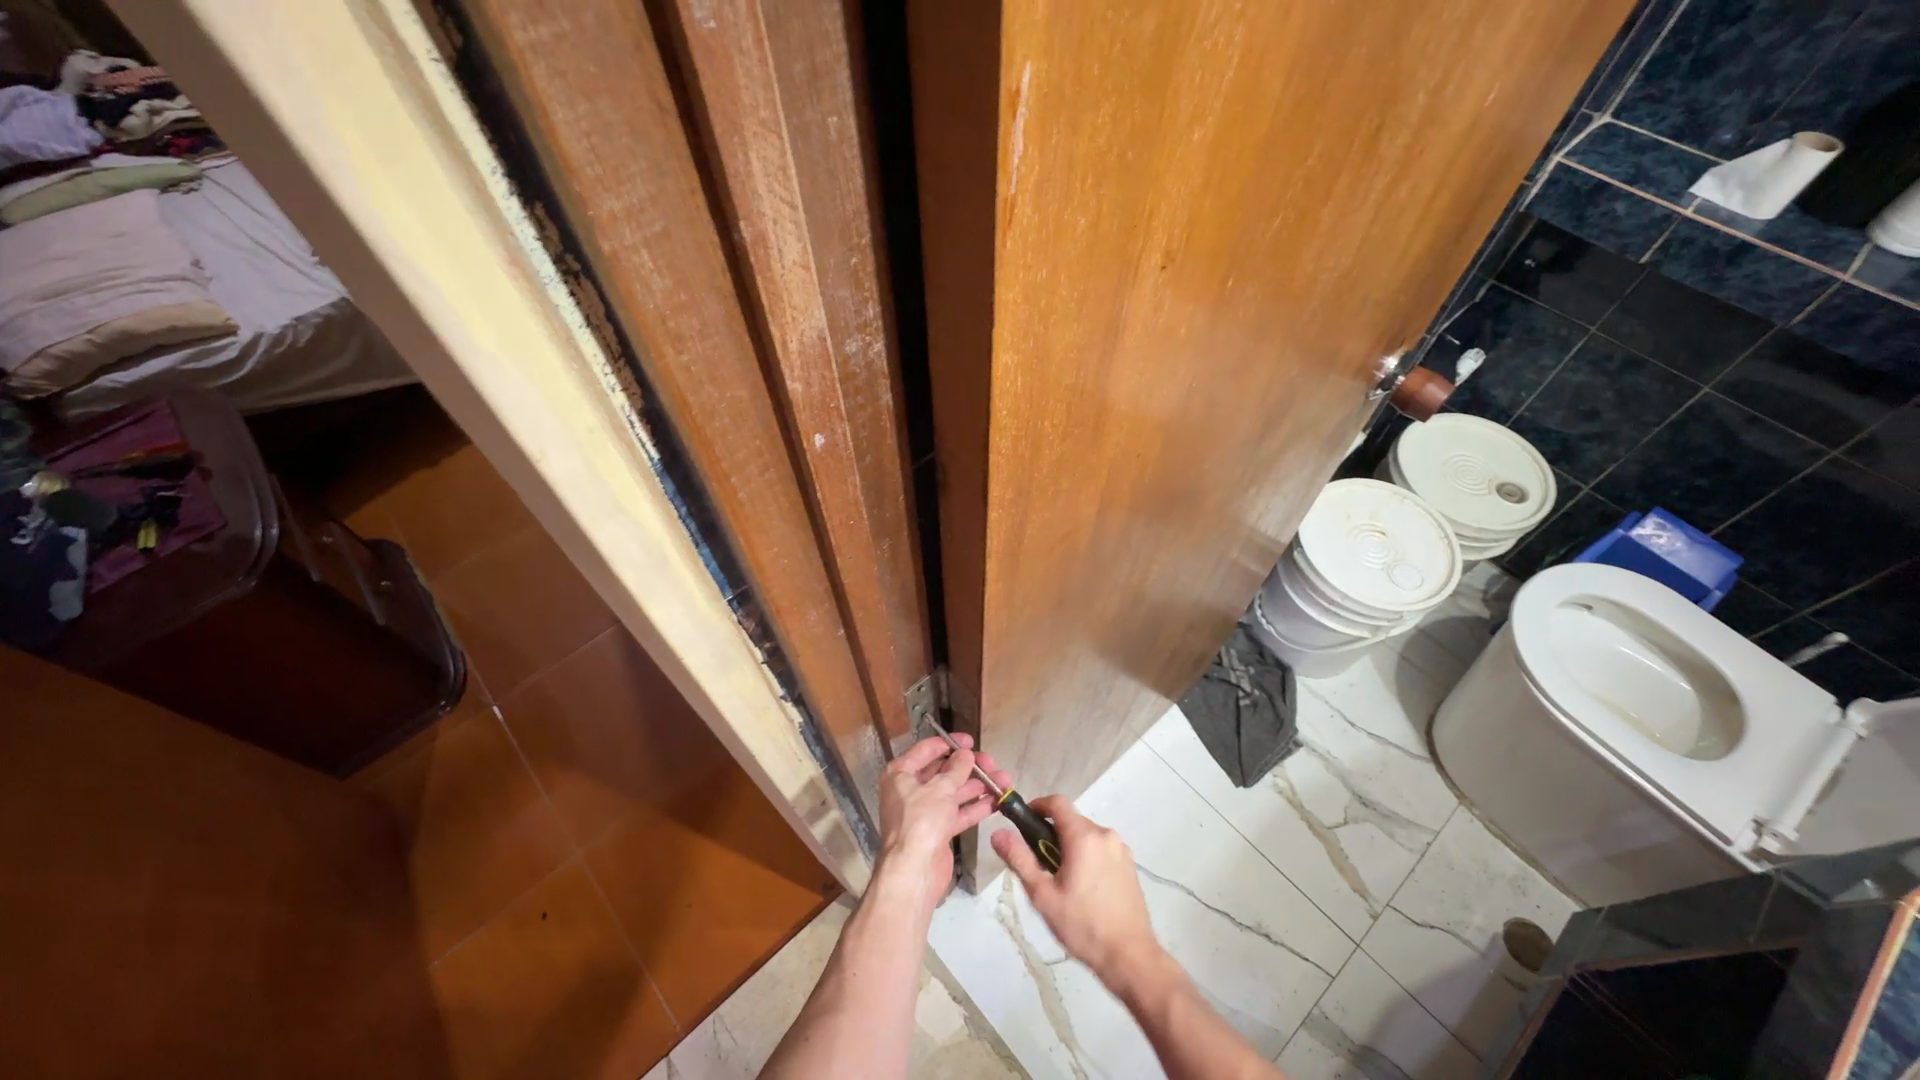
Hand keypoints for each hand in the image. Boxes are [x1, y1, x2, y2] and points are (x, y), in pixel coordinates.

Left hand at [877, 733, 1009, 902]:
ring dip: (978, 786)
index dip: (949, 743)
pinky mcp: (938, 830)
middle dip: (969, 767)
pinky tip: (997, 800)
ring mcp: (924, 811)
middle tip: (992, 763)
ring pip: (954, 793)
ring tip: (1003, 780)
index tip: (971, 741)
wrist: (914, 870)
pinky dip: (976, 807)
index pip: (926, 750)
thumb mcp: (940, 789)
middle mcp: (910, 790)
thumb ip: (956, 769)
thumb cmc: (921, 820)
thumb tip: (966, 755)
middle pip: (943, 771)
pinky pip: (958, 812)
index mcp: (901, 774)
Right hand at [993, 797, 1161, 982]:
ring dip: (1070, 847)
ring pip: (1087, 836)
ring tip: (1061, 883)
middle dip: (1052, 835)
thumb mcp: (1043, 895)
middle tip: (1039, 866)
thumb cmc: (1082, 925)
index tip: (1023, 823)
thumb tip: (998, 833)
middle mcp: (1105, 835)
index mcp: (1084, 837)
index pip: (1057, 803)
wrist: (1130, 956)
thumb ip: (1019, 859)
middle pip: (1071, 821)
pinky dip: (1087, 857)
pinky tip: (1083, 889)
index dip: (1037, 806)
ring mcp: (1121, 850)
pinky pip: (1101, 849)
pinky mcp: (1129, 865)